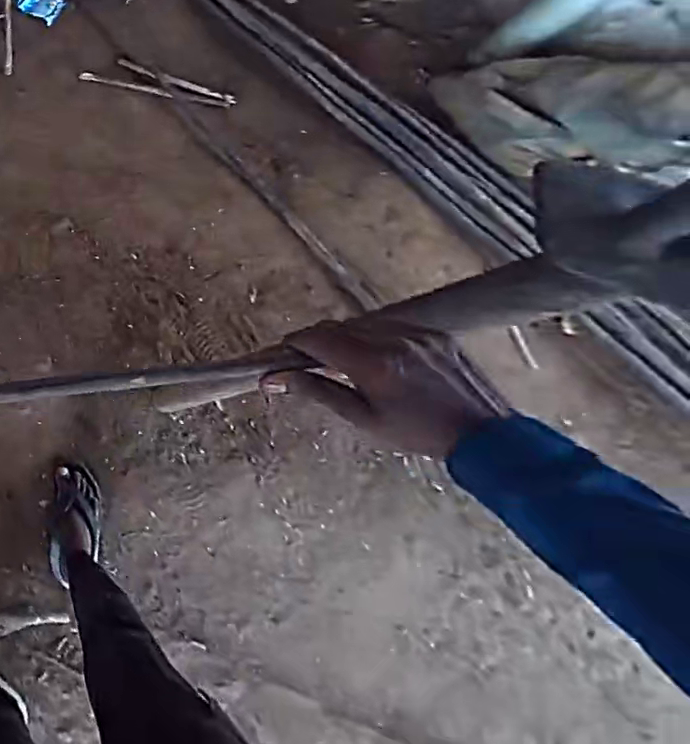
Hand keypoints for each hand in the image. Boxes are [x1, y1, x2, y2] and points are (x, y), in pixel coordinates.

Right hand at [265, 319, 511, 458]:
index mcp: (371, 363)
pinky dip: (373, 337)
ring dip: (344, 338)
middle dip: (316, 342)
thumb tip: (271, 379)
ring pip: (359, 324)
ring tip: (347, 361)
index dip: (293, 345)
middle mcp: (392, 341)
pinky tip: (379, 357)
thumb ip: (315, 390)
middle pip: (334, 327)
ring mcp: (416, 335)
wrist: (491, 439)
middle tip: (312, 363)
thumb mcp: (361, 418)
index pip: (314, 338)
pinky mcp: (434, 335)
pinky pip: (388, 326)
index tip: (286, 358)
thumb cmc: (420, 432)